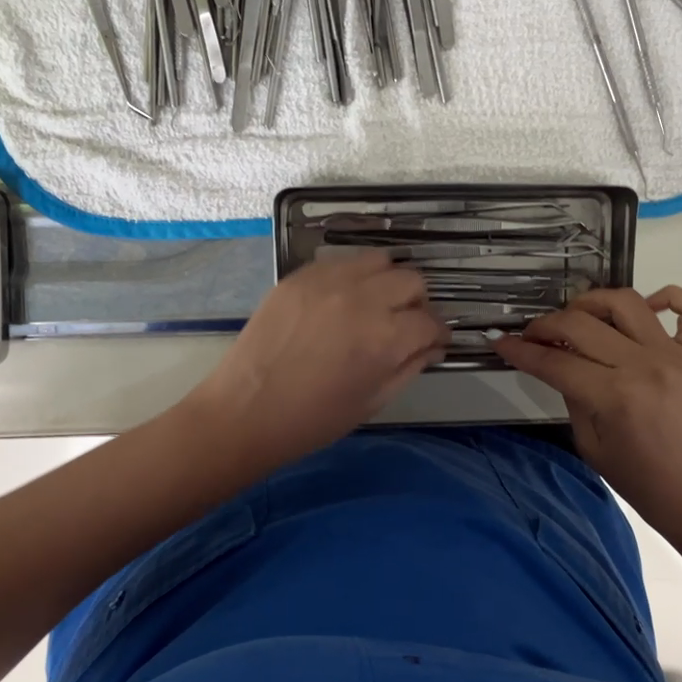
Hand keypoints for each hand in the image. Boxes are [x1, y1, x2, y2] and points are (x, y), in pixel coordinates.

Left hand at [186, 252, 448, 467]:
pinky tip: (342, 301)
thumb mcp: (372, 402)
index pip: (430, 322)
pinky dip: (352, 277)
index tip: (433, 342)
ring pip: (379, 261)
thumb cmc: (312, 420)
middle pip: (412, 281)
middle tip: (405, 324)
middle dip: (417, 303)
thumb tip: (431, 346)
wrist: (244, 412)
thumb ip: (409, 367)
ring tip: (375, 305)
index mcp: (385, 338)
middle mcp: (362, 299)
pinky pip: (341, 262)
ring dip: (387, 281)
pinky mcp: (299, 277)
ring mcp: (328, 282)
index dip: (438, 334)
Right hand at [493, 287, 681, 544]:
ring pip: (627, 302)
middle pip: (582, 324)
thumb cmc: (647, 488)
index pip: (555, 361)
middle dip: (546, 324)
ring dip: (592, 302)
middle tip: (533, 337)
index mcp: (615, 396)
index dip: (521, 351)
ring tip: (577, 318)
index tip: (501, 343)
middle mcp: (644, 365)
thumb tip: (558, 367)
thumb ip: (574, 400)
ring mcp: (675, 356)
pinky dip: (670, 298)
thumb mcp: (593, 449)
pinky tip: (646, 310)